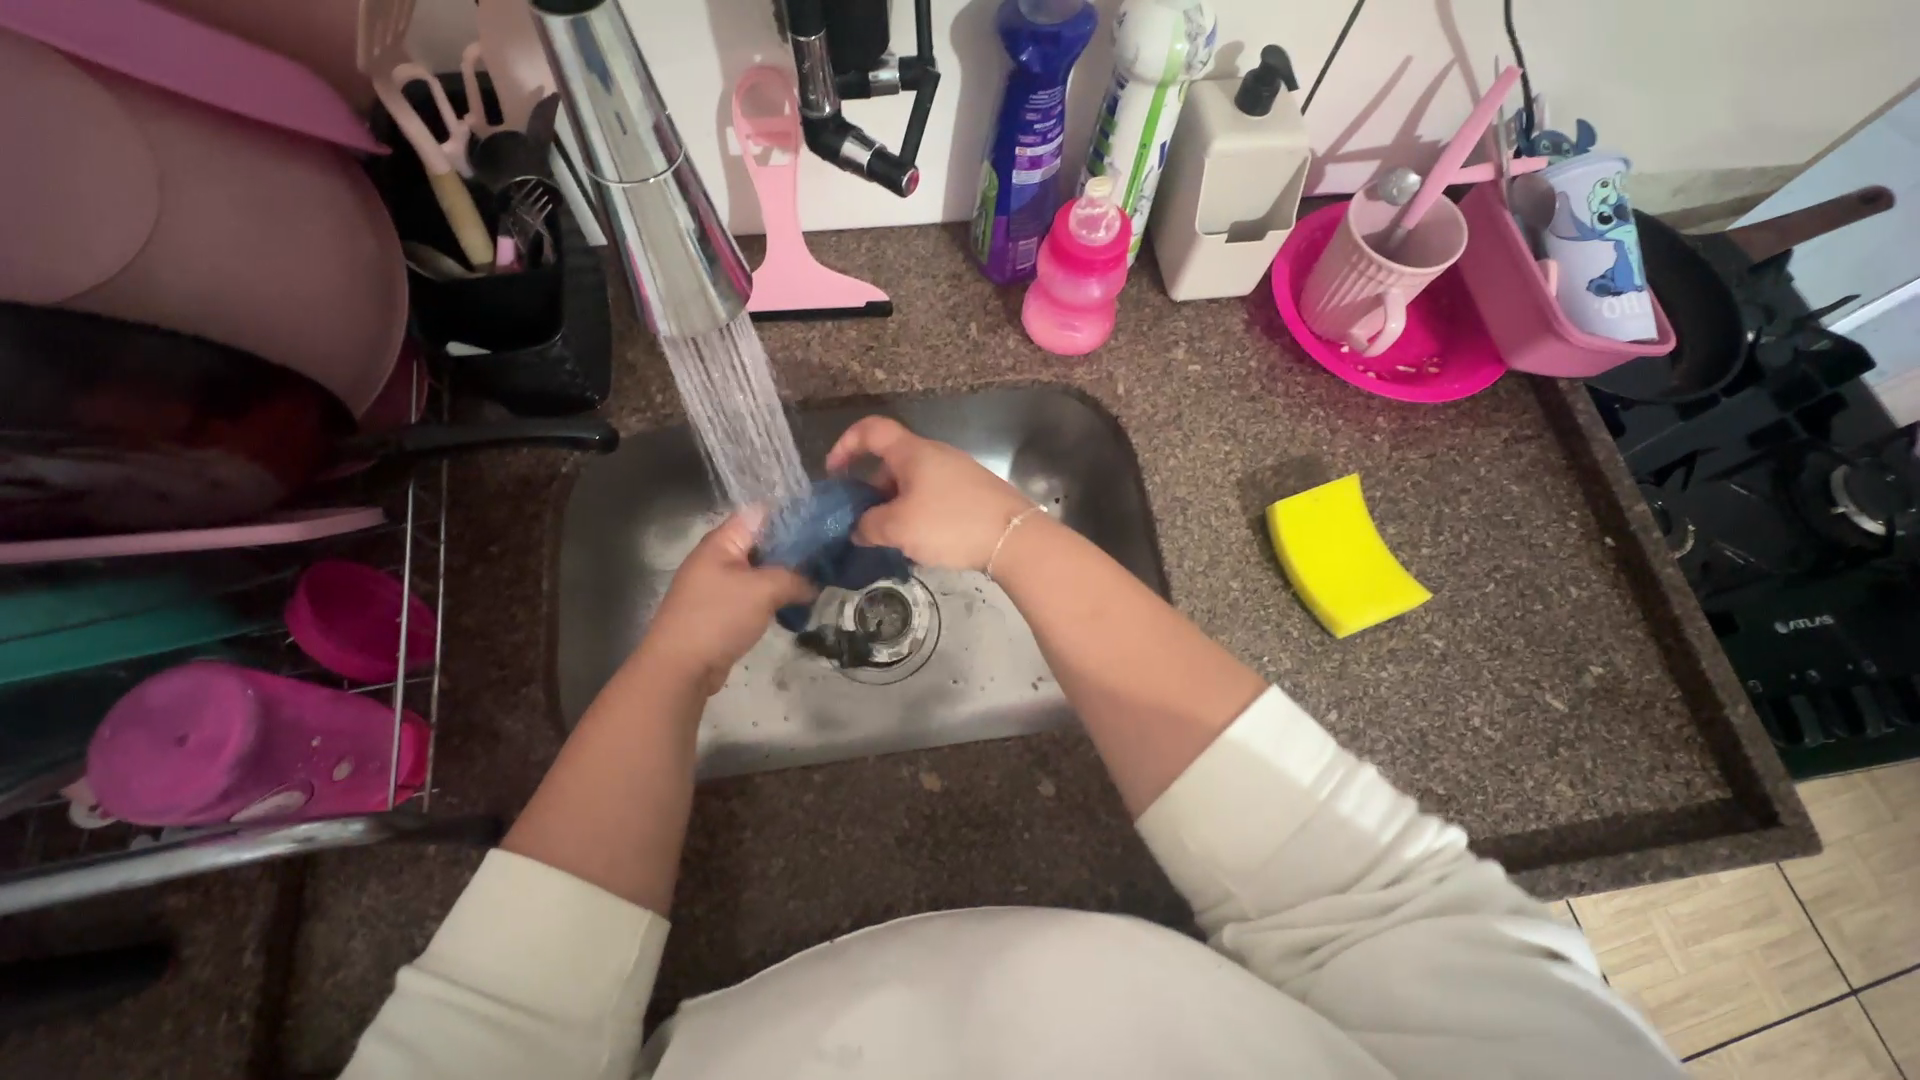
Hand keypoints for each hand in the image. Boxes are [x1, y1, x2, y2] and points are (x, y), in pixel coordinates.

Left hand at [640, 510, 814, 694]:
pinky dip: (775, 596)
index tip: (821, 522)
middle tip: (828, 552)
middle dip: (794, 547)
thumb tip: (814, 584)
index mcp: (721, 542)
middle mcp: (718, 558)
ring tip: (820, 577)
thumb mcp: (763, 590)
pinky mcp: (723, 610)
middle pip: (762, 542)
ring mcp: (719, 585)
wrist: (681, 667)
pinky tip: (798, 603)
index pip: (759, 514)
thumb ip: (794, 579)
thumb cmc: (718, 617)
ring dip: (786, 575)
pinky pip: (754, 594)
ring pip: (760, 570)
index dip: (790, 514)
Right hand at [825, 417, 1036, 571]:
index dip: (845, 445)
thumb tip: (859, 528)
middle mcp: (935, 455)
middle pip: (891, 462)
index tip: (834, 474)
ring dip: (894, 507)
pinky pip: (933, 497)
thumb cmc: (950, 524)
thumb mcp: (898, 528)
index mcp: (913, 452)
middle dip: (870, 490)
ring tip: (890, 540)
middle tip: (862, 522)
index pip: (870, 430)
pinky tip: (920, 544)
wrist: (1014, 538)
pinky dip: (917, 514)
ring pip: (912, 484)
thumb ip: (869, 525)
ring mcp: (957, 473)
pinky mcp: (973, 493)